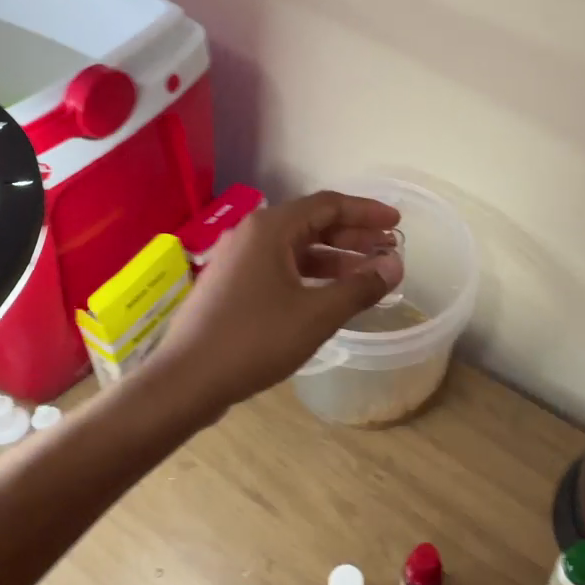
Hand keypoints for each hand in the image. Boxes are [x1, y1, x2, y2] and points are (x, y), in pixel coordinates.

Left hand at [154, 191, 403, 412]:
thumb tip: (395, 265)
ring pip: (297, 248)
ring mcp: (238, 260)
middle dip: (354, 236)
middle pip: (313, 223)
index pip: (329, 204)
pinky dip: (311, 275)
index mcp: (271, 228)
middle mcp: (252, 234)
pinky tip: (331, 295)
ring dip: (334, 258)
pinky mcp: (232, 285)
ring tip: (369, 274)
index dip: (367, 213)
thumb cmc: (254, 340)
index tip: (397, 224)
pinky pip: (281, 268)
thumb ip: (360, 287)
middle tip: (389, 250)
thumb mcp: (316, 315)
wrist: (186, 380)